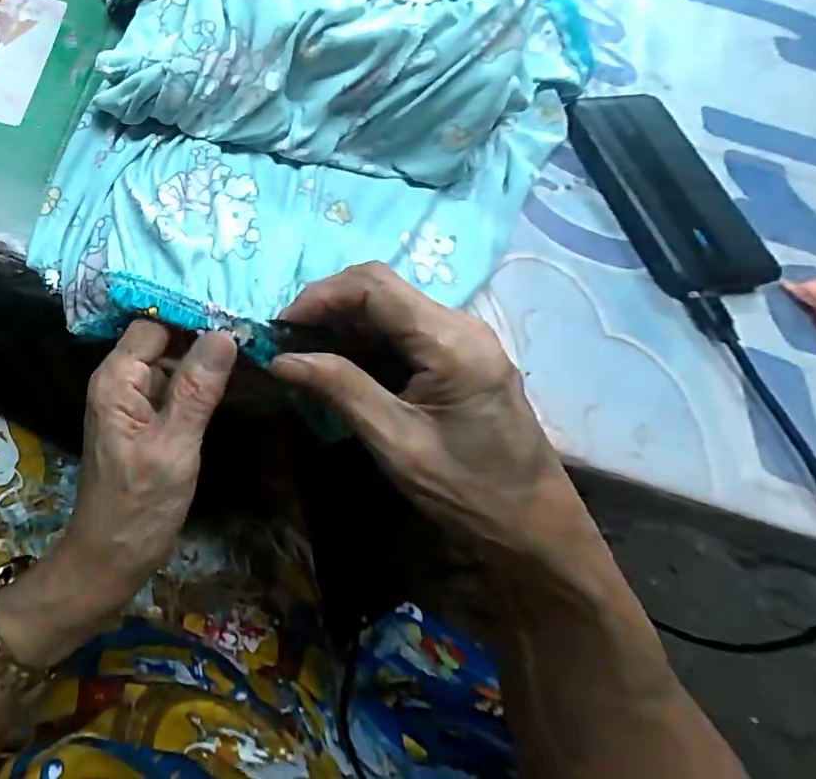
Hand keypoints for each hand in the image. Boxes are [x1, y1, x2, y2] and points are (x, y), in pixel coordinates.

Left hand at [57, 321, 236, 613]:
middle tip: (255, 337)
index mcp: (116, 378)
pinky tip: (231, 384)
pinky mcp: (141, 420)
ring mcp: (128, 400)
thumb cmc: (140, 505)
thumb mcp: (174, 446)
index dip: (191, 319)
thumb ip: (197, 389)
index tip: (237, 316)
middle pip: (160, 341)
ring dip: (202, 362)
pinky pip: (169, 389)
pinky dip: (195, 386)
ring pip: (168, 364)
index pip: (153, 325)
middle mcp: (117, 380)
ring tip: (253, 355)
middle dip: (201, 339)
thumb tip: (224, 334)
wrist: (110, 556)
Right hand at [268, 263, 582, 559]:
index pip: (372, 286)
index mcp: (452, 343)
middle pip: (376, 286)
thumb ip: (340, 390)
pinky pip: (395, 326)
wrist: (536, 529)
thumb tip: (279, 359)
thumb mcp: (396, 442)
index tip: (280, 330)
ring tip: (304, 355)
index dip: (318, 297)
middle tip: (287, 342)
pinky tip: (337, 365)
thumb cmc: (469, 491)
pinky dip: (357, 337)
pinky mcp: (454, 352)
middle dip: (324, 306)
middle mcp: (459, 325)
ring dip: (338, 322)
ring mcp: (459, 336)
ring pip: (383, 303)